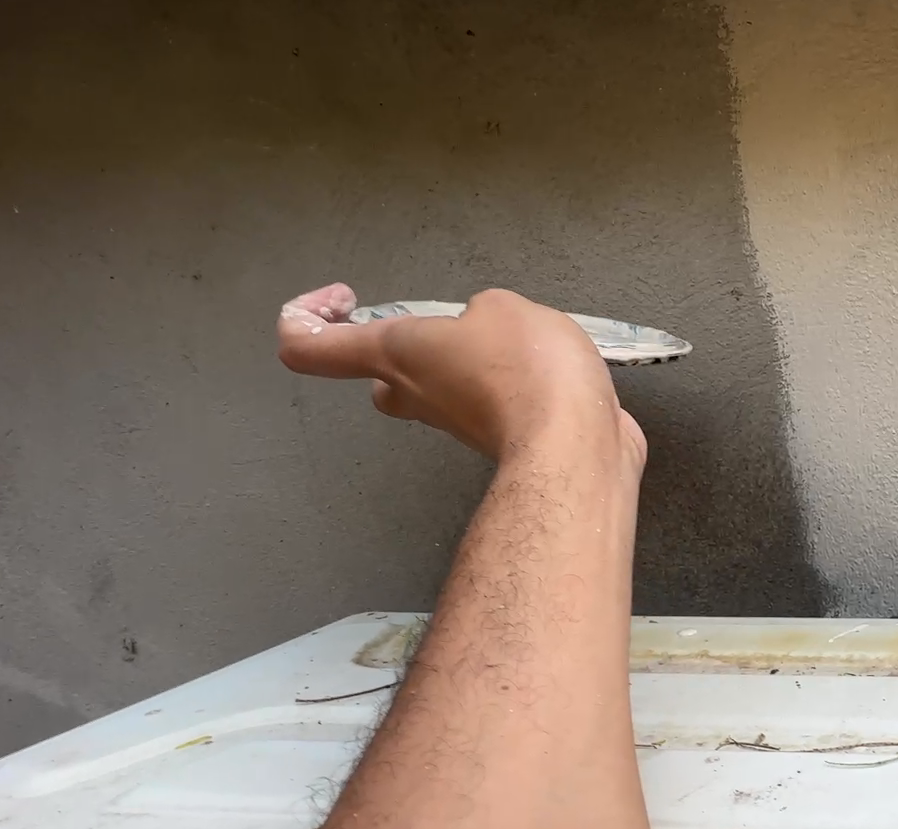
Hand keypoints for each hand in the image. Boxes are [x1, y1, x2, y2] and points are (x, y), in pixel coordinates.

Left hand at [277, 284, 644, 465]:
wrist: (578, 447)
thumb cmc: (528, 372)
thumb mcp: (506, 308)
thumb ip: (484, 312)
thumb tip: (486, 330)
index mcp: (397, 354)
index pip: (308, 347)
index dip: (307, 317)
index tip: (345, 299)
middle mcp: (420, 397)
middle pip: (385, 381)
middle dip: (409, 358)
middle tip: (447, 338)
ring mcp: (464, 429)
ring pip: (447, 396)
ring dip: (476, 372)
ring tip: (526, 352)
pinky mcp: (509, 445)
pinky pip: (502, 412)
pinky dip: (521, 394)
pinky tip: (558, 381)